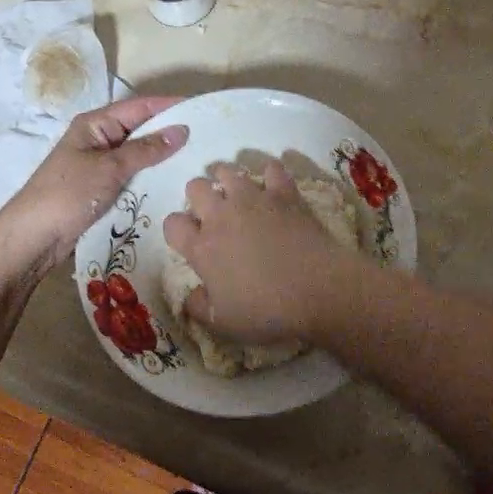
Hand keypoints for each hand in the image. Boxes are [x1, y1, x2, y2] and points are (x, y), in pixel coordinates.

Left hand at [0, 96, 187, 275]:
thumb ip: (146, 150)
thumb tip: (181, 130)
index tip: (202, 109)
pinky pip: (131, 177)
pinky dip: (150, 179)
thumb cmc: (68, 194)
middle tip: (207, 138)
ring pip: (137, 156)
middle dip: (170, 133)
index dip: (170, 106)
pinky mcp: (100, 190)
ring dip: (162, 159)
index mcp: (94, 124)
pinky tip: (173, 185)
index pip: (139, 107)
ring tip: (197, 161)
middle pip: (140, 130)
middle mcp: (97, 140)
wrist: (33, 237)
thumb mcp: (110, 168)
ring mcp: (98, 166)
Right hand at [161, 160, 359, 344]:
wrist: (319, 290)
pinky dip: (270, 173)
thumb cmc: (268, 311)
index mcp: (202, 248)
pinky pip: (271, 169)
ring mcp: (253, 199)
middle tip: (212, 214)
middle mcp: (221, 216)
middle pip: (195, 187)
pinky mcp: (284, 193)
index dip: (177, 231)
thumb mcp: (224, 324)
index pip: (172, 224)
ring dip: (227, 180)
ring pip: (227, 171)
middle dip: (198, 197)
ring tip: (236, 195)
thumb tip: (191, 296)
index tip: (188, 241)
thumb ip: (199, 308)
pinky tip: (273, 185)